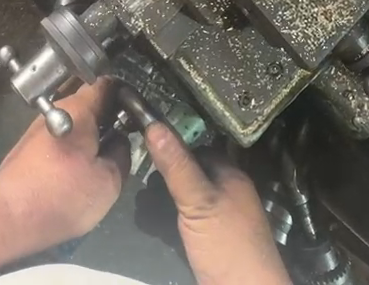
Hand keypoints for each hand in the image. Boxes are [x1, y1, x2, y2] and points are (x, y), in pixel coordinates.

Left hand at [0, 80, 127, 246]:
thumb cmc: (61, 195)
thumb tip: (121, 141)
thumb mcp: (107, 182)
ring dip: (90, 133)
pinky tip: (77, 169)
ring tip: (102, 157)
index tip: (135, 113)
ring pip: (75, 120)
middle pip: (89, 101)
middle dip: (108, 117)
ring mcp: (40, 124)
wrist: (8, 216)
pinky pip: (61, 134)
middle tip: (123, 139)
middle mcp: (58, 107)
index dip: (125, 94)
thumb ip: (122, 155)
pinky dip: (74, 145)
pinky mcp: (30, 144)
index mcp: (79, 108)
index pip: (107, 84)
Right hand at [145, 121, 291, 284]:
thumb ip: (177, 165)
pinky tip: (148, 225)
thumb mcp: (200, 201)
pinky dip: (164, 223)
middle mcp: (224, 195)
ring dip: (159, 203)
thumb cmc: (228, 244)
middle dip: (161, 179)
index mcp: (229, 176)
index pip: (197, 149)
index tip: (143, 146)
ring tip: (140, 206)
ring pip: (181, 202)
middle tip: (138, 183)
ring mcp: (216, 222)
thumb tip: (154, 123)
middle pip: (187, 175)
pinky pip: (181, 225)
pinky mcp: (207, 245)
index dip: (173, 147)